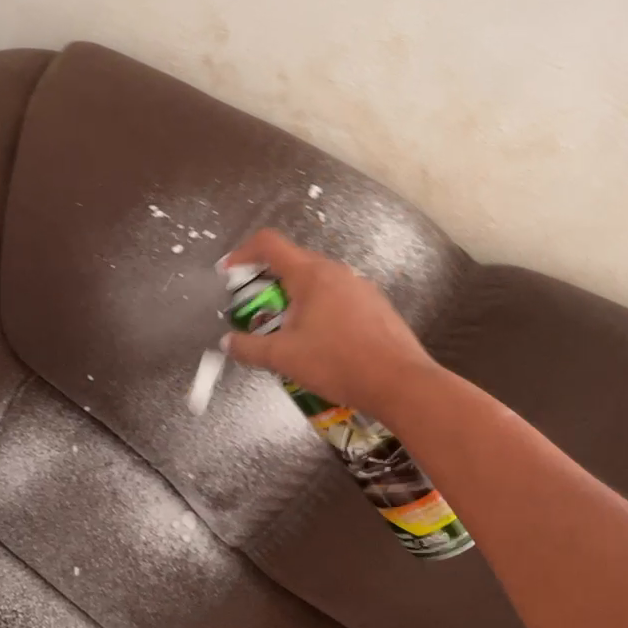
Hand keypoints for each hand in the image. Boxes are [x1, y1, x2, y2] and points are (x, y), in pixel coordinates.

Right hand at [219, 229, 440, 414]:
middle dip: (264, 280)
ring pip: (315, 280)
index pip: (269, 244)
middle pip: (291, 261)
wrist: (401, 384)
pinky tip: (316, 339)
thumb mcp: (283, 357)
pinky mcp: (375, 305)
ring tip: (281, 327)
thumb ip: (248, 348)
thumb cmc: (337, 363)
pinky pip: (335, 295)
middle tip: (251, 308)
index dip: (242, 253)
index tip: (227, 274)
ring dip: (291, 296)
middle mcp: (336, 272)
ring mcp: (360, 287)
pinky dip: (315, 307)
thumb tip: (226, 343)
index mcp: (311, 275)